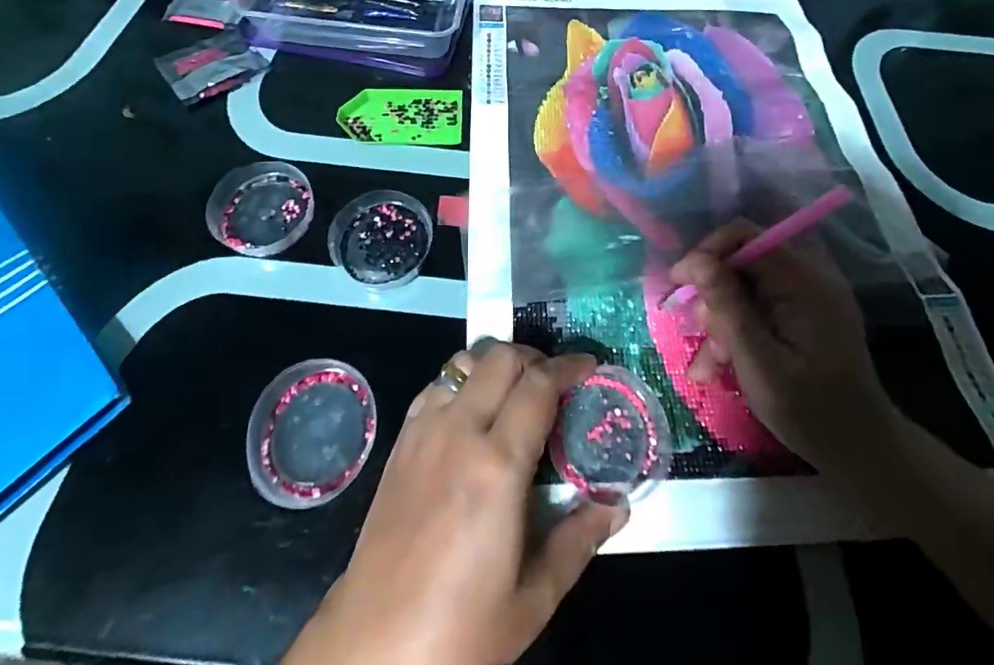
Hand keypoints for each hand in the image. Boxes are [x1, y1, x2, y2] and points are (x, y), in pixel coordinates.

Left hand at [283, 343, 627, 664]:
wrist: (376, 639)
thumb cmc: (464, 625)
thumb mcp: (536, 594)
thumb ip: (579, 538)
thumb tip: (618, 504)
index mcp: (496, 465)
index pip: (537, 386)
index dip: (568, 367)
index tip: (589, 366)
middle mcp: (457, 432)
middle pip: (497, 359)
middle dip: (533, 357)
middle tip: (557, 380)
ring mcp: (422, 432)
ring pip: (461, 364)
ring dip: (494, 365)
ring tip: (517, 392)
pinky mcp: (399, 443)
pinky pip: (434, 388)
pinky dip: (461, 382)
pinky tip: (472, 413)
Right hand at [669, 221, 902, 480]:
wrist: (863, 452)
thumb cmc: (810, 410)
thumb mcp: (757, 360)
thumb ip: (727, 306)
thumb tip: (695, 260)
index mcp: (803, 282)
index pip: (744, 236)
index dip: (706, 253)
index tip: (680, 285)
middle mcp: (809, 279)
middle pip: (741, 262)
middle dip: (712, 296)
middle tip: (700, 332)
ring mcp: (807, 298)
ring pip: (743, 288)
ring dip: (719, 320)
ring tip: (708, 364)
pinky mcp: (802, 316)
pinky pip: (757, 307)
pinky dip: (735, 331)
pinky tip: (717, 366)